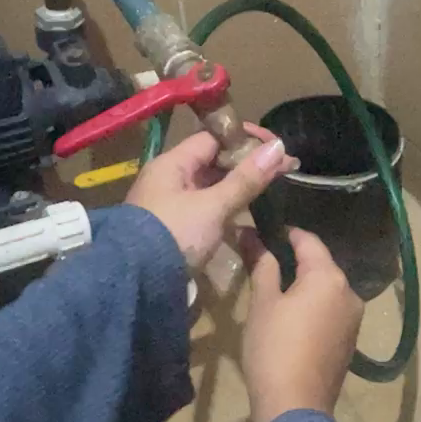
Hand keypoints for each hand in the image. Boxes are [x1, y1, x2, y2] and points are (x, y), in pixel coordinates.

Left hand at [124, 124, 298, 269]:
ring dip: (240, 185)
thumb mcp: (213, 206)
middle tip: (284, 167)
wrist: (137, 283)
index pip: (213, 138)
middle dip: (248, 162)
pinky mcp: (177, 227)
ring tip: (274, 186)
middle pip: (214, 161)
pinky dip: (229, 205)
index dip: (245, 138)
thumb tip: (278, 146)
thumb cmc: (175, 234)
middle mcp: (170, 178)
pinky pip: (208, 206)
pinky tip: (250, 210)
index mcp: (172, 164)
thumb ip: (245, 179)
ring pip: (212, 185)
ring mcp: (172, 204)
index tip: (275, 146)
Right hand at [242, 228, 363, 421]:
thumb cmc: (274, 348)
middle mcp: (349, 291)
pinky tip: (291, 314)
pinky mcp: (349, 339)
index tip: (260, 231)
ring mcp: (353, 317)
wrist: (295, 408)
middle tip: (262, 258)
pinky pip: (330, 309)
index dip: (284, 233)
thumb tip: (249, 233)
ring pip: (326, 287)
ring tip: (274, 286)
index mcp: (329, 277)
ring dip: (304, 282)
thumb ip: (261, 264)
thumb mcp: (263, 302)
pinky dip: (313, 304)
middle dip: (294, 258)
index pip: (308, 240)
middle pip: (320, 263)